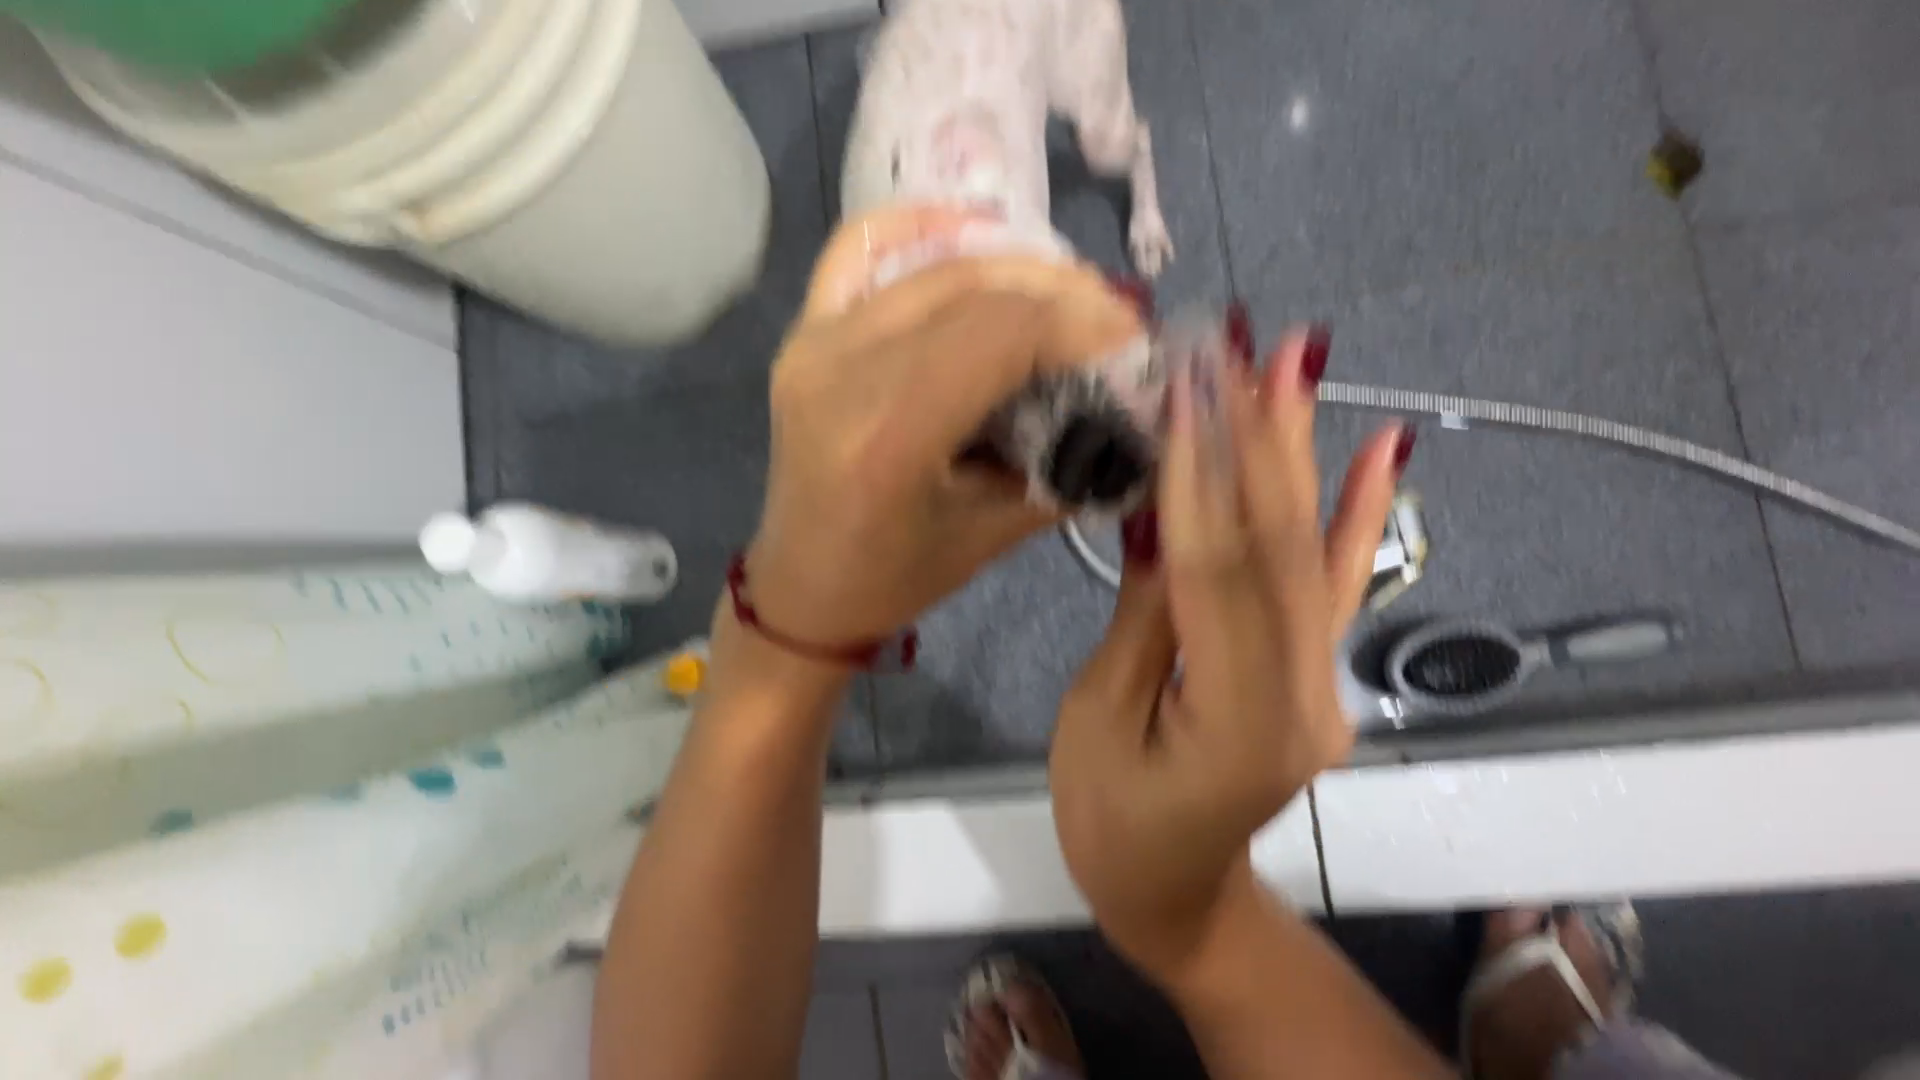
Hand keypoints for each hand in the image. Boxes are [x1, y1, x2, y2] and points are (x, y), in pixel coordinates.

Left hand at [736, 205, 1142, 660]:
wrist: (804, 588)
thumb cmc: (897, 578)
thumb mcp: (995, 532)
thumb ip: (1067, 460)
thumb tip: (1133, 398)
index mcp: (887, 437)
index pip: (1000, 334)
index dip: (1080, 321)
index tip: (1134, 337)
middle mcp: (840, 372)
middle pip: (972, 287)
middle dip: (1060, 290)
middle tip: (1112, 315)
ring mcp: (812, 342)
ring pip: (932, 264)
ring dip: (1013, 263)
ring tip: (1064, 291)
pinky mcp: (804, 332)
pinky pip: (862, 247)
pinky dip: (926, 227)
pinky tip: (979, 239)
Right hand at [1049, 326, 1409, 984]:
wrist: (1175, 895)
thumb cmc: (1109, 823)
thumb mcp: (1096, 723)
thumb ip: (1142, 619)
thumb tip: (1160, 514)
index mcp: (1234, 719)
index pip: (1216, 570)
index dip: (1197, 474)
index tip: (1187, 384)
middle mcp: (1303, 694)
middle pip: (1276, 545)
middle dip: (1254, 435)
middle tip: (1242, 343)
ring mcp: (1323, 682)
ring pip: (1309, 550)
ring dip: (1300, 448)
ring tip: (1299, 360)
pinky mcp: (1318, 671)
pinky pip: (1339, 584)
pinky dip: (1360, 512)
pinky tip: (1382, 448)